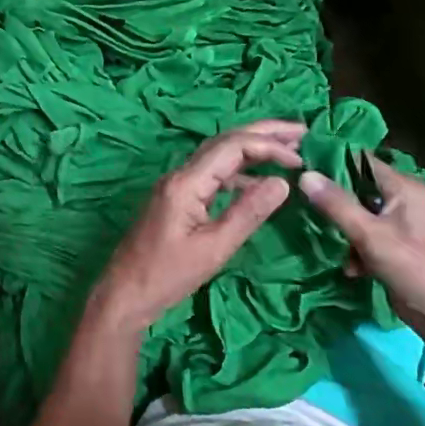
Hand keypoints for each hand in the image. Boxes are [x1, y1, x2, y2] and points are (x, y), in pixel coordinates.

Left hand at [86, 121, 304, 335]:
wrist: (124, 295)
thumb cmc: (167, 276)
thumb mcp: (214, 249)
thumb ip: (248, 213)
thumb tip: (283, 182)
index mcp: (187, 182)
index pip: (233, 147)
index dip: (269, 146)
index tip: (300, 159)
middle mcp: (180, 174)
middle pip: (226, 140)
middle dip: (263, 133)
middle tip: (300, 130)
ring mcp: (177, 184)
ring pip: (219, 154)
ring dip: (252, 149)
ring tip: (287, 149)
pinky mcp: (177, 198)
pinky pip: (213, 174)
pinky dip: (239, 172)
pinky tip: (259, 182)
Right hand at [299, 154, 424, 341]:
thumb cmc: (414, 268)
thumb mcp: (370, 235)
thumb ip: (337, 205)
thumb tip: (305, 175)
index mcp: (405, 187)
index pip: (363, 162)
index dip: (333, 162)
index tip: (302, 166)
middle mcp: (406, 200)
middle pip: (361, 190)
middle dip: (335, 201)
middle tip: (304, 204)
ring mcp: (404, 226)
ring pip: (363, 216)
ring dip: (345, 230)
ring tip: (327, 242)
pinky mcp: (400, 250)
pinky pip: (371, 239)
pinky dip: (358, 250)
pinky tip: (350, 268)